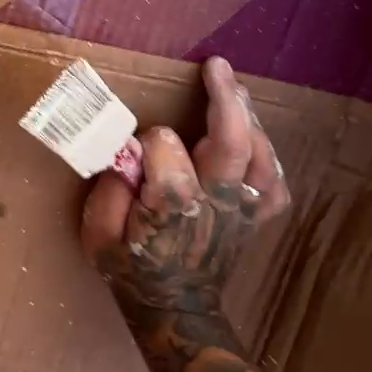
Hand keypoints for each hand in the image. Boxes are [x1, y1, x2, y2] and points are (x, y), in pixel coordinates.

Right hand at [80, 57, 290, 371]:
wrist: (173, 306)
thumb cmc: (127, 263)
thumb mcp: (98, 231)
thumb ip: (109, 189)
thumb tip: (123, 153)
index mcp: (173, 205)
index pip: (166, 147)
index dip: (149, 137)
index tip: (130, 147)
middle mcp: (216, 203)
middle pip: (231, 144)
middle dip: (225, 99)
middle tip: (217, 65)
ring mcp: (242, 210)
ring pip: (260, 157)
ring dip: (248, 117)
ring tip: (232, 85)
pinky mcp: (255, 216)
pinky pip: (273, 181)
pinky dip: (267, 153)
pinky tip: (253, 130)